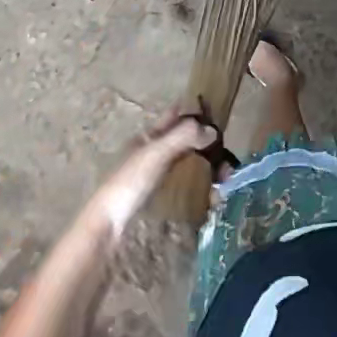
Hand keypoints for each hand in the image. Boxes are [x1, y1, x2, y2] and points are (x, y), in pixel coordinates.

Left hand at [84, 113, 216, 239]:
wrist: (106, 226)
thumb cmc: (128, 184)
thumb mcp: (155, 154)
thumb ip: (182, 138)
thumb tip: (213, 130)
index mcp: (149, 137)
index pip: (175, 115)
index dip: (194, 111)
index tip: (219, 115)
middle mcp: (154, 153)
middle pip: (187, 142)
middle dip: (210, 147)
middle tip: (230, 163)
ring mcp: (158, 176)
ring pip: (190, 164)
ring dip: (209, 170)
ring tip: (226, 182)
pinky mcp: (161, 199)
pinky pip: (188, 186)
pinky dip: (203, 188)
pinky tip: (214, 198)